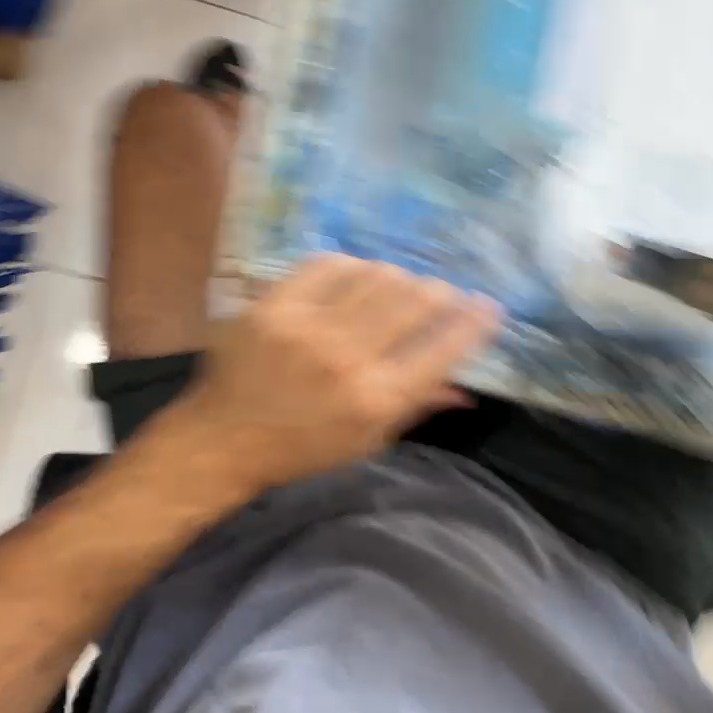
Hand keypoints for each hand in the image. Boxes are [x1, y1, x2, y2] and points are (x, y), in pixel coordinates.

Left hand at [172, 254, 501, 489]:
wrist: (224, 437)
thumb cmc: (302, 448)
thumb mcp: (367, 441)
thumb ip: (416, 407)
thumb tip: (467, 390)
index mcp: (375, 398)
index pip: (442, 348)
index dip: (474, 322)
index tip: (487, 307)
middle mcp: (347, 357)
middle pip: (414, 302)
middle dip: (440, 293)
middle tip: (444, 293)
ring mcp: (307, 327)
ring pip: (375, 277)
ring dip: (398, 277)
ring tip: (400, 285)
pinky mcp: (273, 305)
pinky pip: (326, 265)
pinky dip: (351, 266)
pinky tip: (356, 275)